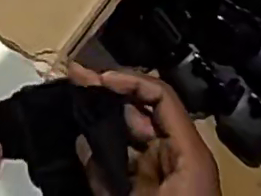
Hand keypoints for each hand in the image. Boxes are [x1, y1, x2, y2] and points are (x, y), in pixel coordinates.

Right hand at [69, 63, 219, 195]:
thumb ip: (107, 176)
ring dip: (100, 123)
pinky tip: (81, 149)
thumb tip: (81, 144)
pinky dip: (102, 157)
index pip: (160, 96)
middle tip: (75, 79)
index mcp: (189, 158)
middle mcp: (178, 162)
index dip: (127, 80)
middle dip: (106, 95)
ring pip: (128, 138)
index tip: (96, 80)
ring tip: (71, 106)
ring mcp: (164, 181)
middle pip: (141, 112)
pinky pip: (124, 167)